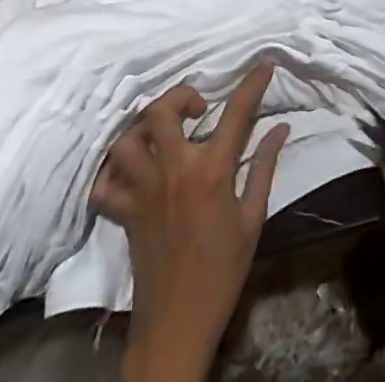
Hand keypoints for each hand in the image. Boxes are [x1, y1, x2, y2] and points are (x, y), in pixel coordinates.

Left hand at [91, 62, 291, 381]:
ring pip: (126, 141)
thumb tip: (280, 128)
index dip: (252, 83)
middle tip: (197, 108)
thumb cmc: (225, 268)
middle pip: (160, 112)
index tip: (263, 65)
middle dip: (180, 96)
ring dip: (144, 130)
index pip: (236, 113)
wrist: (179, 319)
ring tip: (163, 136)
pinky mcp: (122, 212)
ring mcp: (142, 191)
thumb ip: (264, 167)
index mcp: (212, 171)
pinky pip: (104, 182)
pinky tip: (132, 172)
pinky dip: (113, 172)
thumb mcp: (254, 217)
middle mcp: (174, 171)